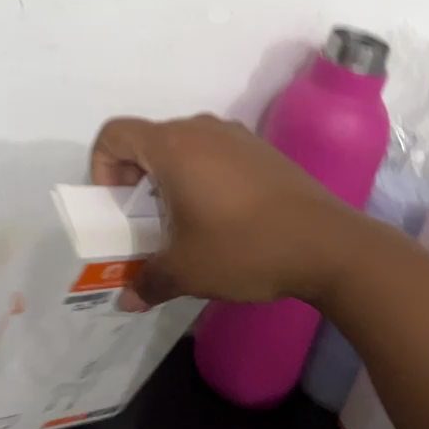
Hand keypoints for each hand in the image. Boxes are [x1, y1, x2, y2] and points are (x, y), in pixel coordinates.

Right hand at [89, 114, 364, 310]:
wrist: (326, 243)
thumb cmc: (244, 248)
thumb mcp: (187, 271)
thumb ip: (148, 281)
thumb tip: (128, 299)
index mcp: (172, 147)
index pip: (115, 133)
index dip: (102, 165)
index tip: (118, 204)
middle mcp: (200, 129)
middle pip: (148, 139)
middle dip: (136, 177)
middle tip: (146, 220)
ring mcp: (235, 135)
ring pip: (184, 144)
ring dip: (171, 176)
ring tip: (184, 221)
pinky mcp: (261, 149)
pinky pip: (214, 151)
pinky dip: (203, 174)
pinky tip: (223, 216)